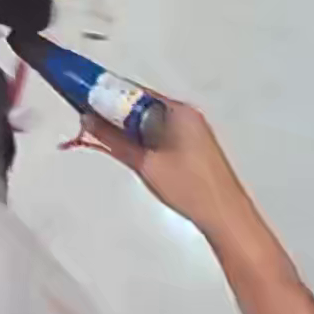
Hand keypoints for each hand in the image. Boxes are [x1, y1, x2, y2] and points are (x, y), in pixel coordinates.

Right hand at [71, 100, 260, 241]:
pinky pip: (158, 130)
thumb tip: (86, 118)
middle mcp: (186, 115)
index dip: (108, 93)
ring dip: (128, 125)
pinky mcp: (193, 146)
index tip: (85, 97)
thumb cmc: (189, 188)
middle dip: (116, 111)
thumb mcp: (144, 163)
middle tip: (91, 118)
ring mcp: (192, 130)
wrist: (228, 222)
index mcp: (177, 111)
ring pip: (149, 118)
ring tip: (106, 134)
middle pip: (141, 103)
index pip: (134, 91)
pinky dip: (141, 135)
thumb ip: (112, 139)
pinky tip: (130, 148)